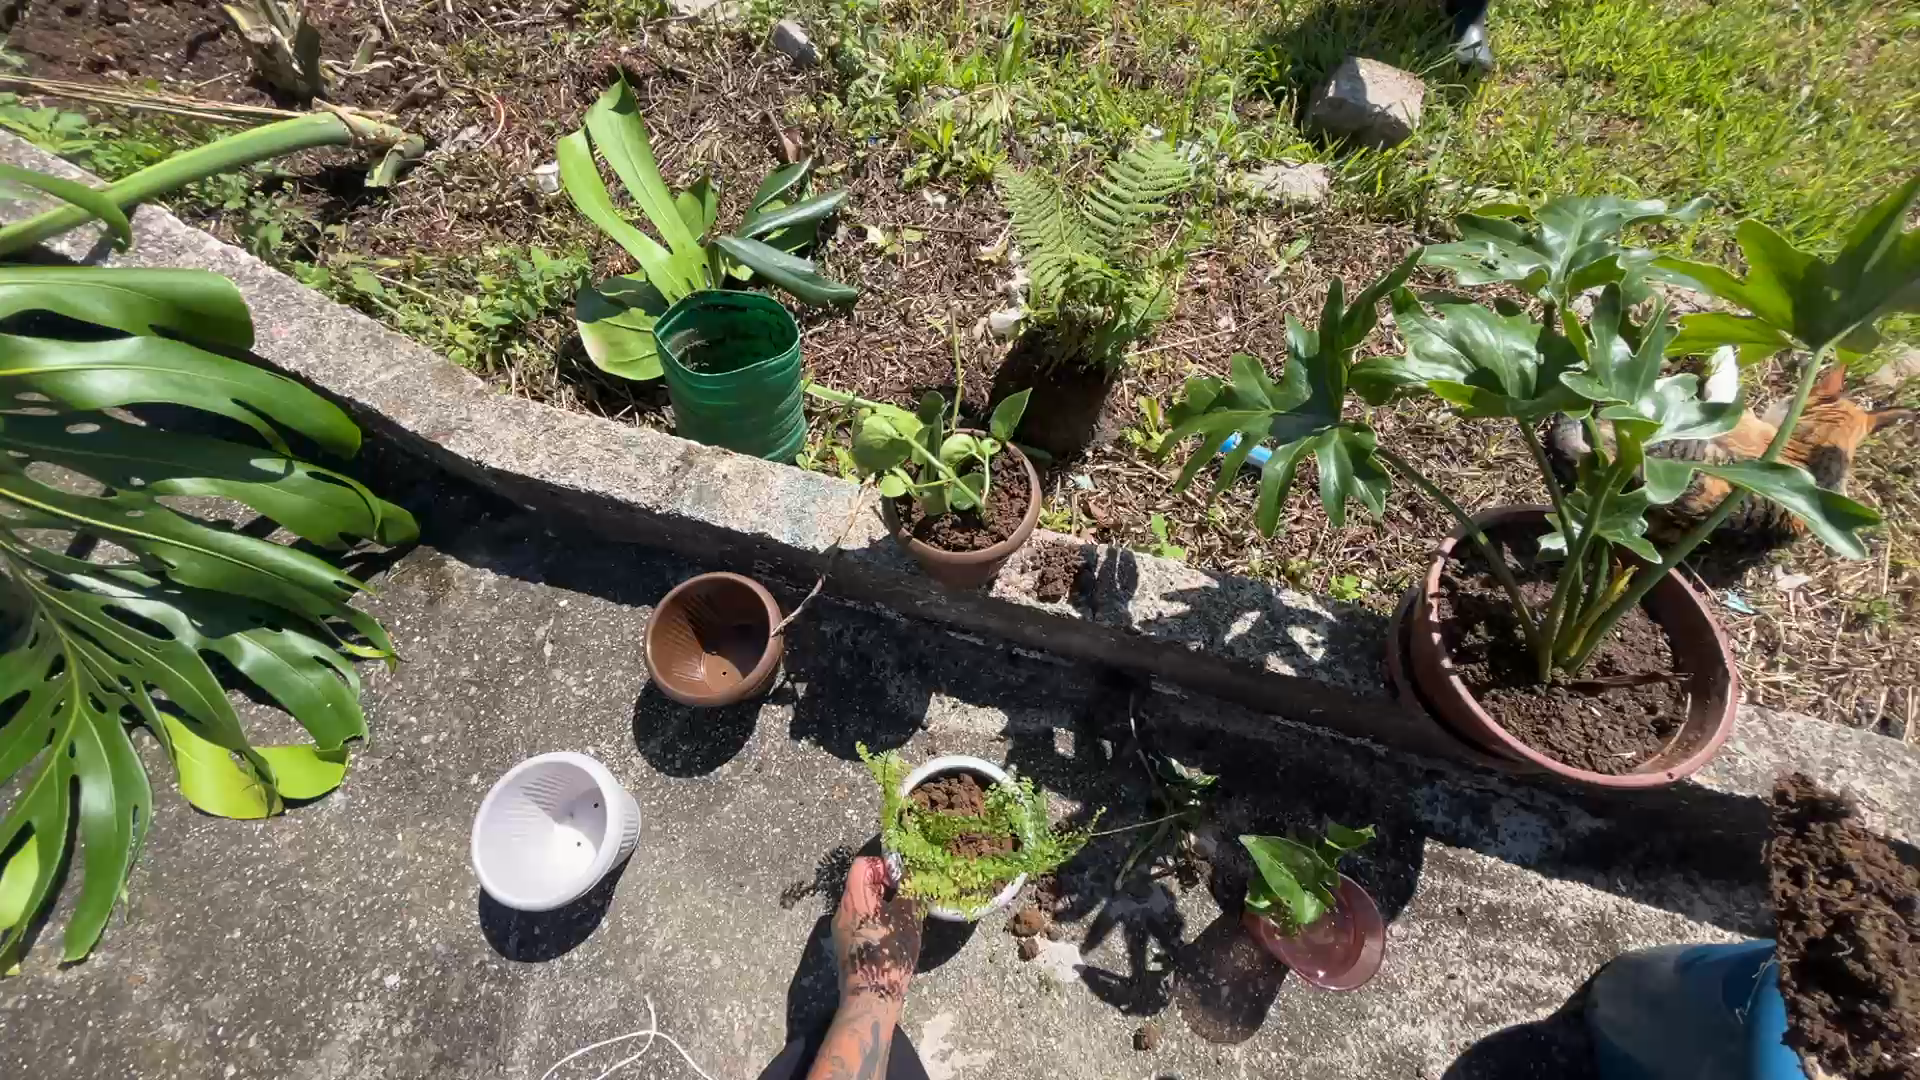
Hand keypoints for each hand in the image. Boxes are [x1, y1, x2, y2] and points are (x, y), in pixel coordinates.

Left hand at [829, 856, 922, 1012]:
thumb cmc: (890, 952)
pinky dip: (874, 918)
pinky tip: (890, 932)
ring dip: (880, 903)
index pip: (862, 864)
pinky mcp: (843, 944)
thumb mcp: (908, 917)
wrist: (871, 996)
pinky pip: (858, 919)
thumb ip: (909, 890)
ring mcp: (840, 928)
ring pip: (861, 902)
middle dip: (884, 885)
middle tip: (904, 896)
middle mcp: (842, 909)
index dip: (882, 865)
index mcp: (854, 898)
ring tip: (900, 915)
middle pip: (861, 882)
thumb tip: (911, 875)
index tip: (899, 879)